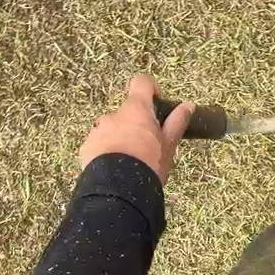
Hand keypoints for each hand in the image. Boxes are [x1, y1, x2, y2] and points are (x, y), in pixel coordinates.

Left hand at [78, 74, 192, 182]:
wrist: (119, 192)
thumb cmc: (148, 165)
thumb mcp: (168, 145)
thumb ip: (177, 122)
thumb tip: (188, 105)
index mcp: (136, 110)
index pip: (142, 82)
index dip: (150, 88)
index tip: (157, 103)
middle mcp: (114, 115)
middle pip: (127, 111)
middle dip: (136, 123)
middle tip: (147, 145)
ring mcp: (98, 130)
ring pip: (112, 128)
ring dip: (120, 137)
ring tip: (130, 161)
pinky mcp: (86, 147)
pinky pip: (99, 143)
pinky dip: (107, 150)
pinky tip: (114, 168)